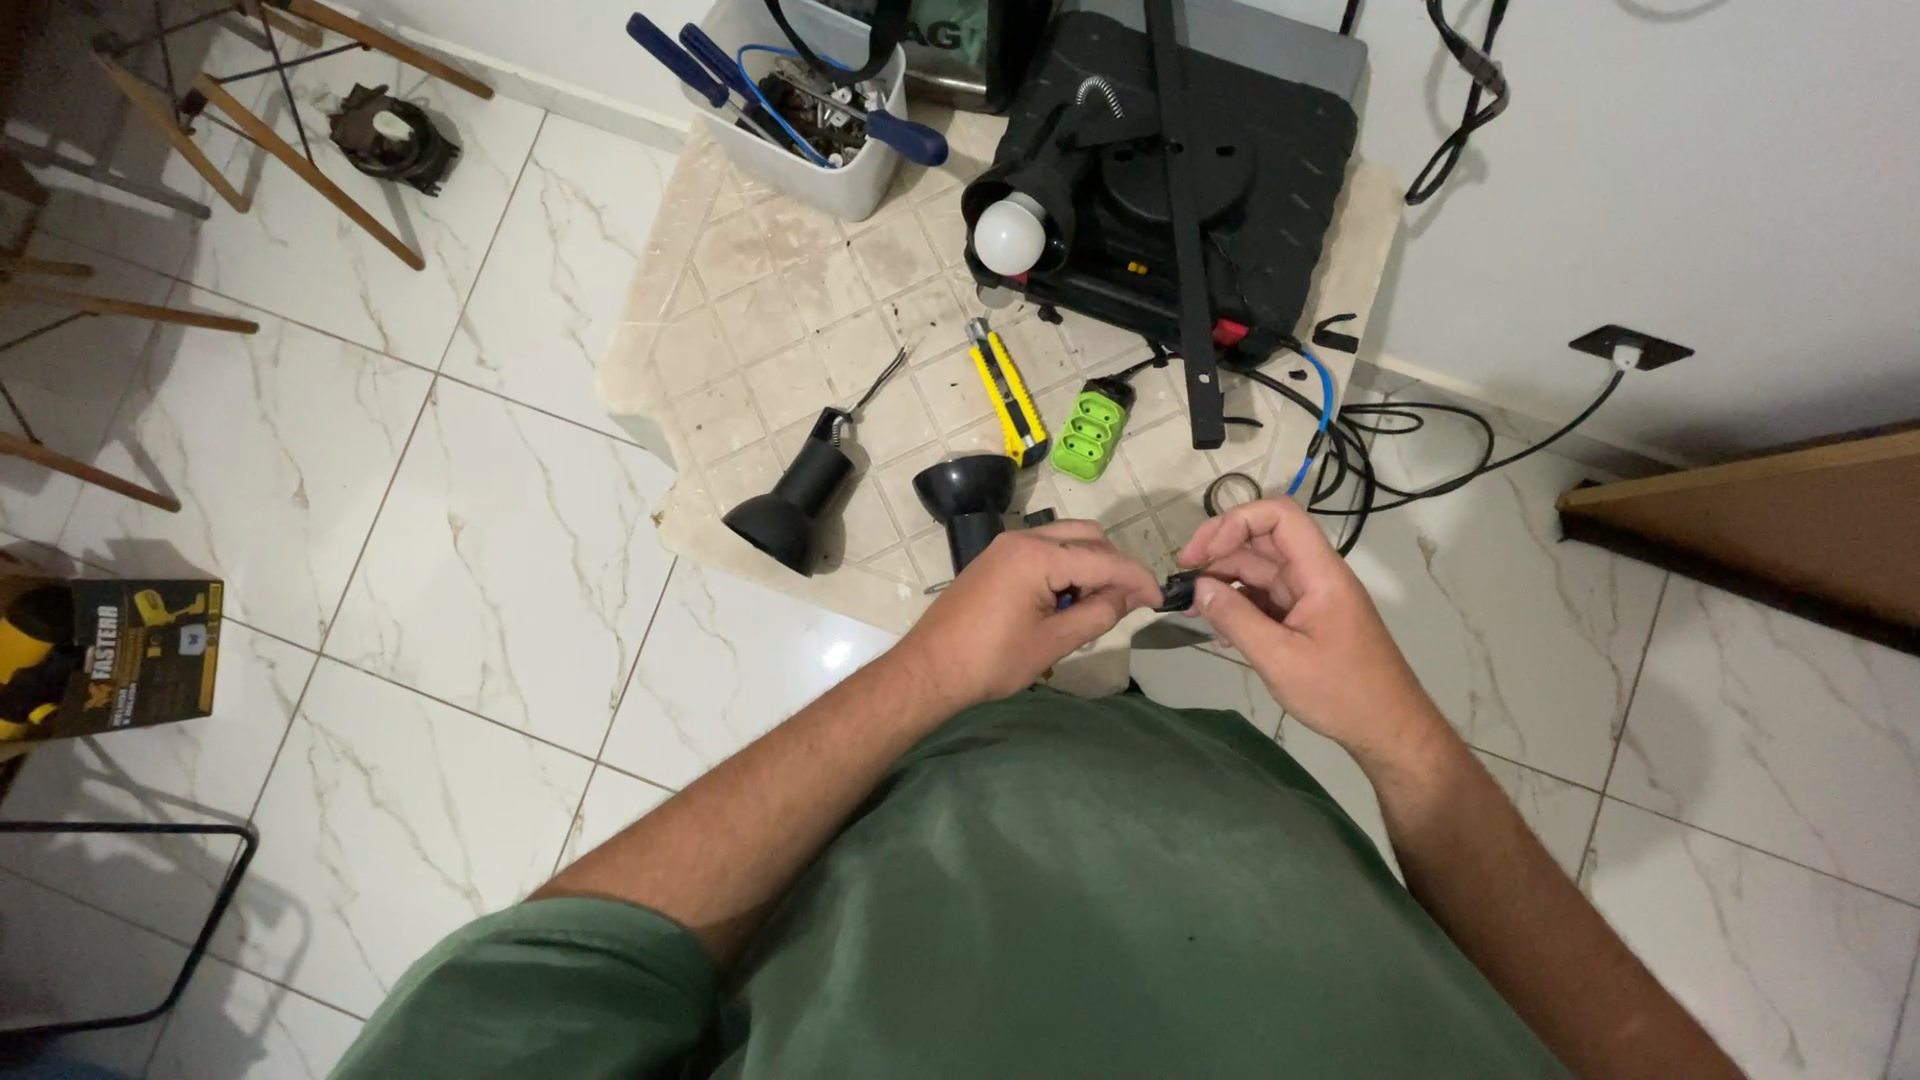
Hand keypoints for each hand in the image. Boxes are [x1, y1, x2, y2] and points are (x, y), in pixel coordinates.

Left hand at [890, 522, 1163, 709]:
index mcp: (1037, 556)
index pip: (1104, 560)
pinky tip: (1064, 600)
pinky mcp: (995, 558)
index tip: (1160, 599)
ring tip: (1093, 606)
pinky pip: (1043, 549)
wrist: (929, 668)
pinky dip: (1064, 566)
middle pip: (1087, 537)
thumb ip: (1098, 614)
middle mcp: (1022, 538)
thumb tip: (1128, 597)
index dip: (1137, 579)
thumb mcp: (1053, 642)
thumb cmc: (991, 661)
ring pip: (1065, 539)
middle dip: (1113, 566)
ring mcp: (1005, 545)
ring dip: (1089, 565)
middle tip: (1126, 604)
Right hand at [1177, 498, 1449, 769]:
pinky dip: (1236, 604)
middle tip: (1182, 580)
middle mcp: (1314, 575)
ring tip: (1191, 607)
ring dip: (1222, 580)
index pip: (1278, 516)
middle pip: (1261, 540)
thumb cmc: (1341, 693)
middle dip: (1218, 552)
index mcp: (1319, 573)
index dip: (1235, 523)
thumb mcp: (1280, 658)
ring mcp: (1308, 597)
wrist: (1389, 730)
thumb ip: (1235, 618)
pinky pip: (1263, 597)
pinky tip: (1216, 627)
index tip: (1201, 555)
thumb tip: (1198, 587)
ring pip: (1257, 570)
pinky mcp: (1303, 618)